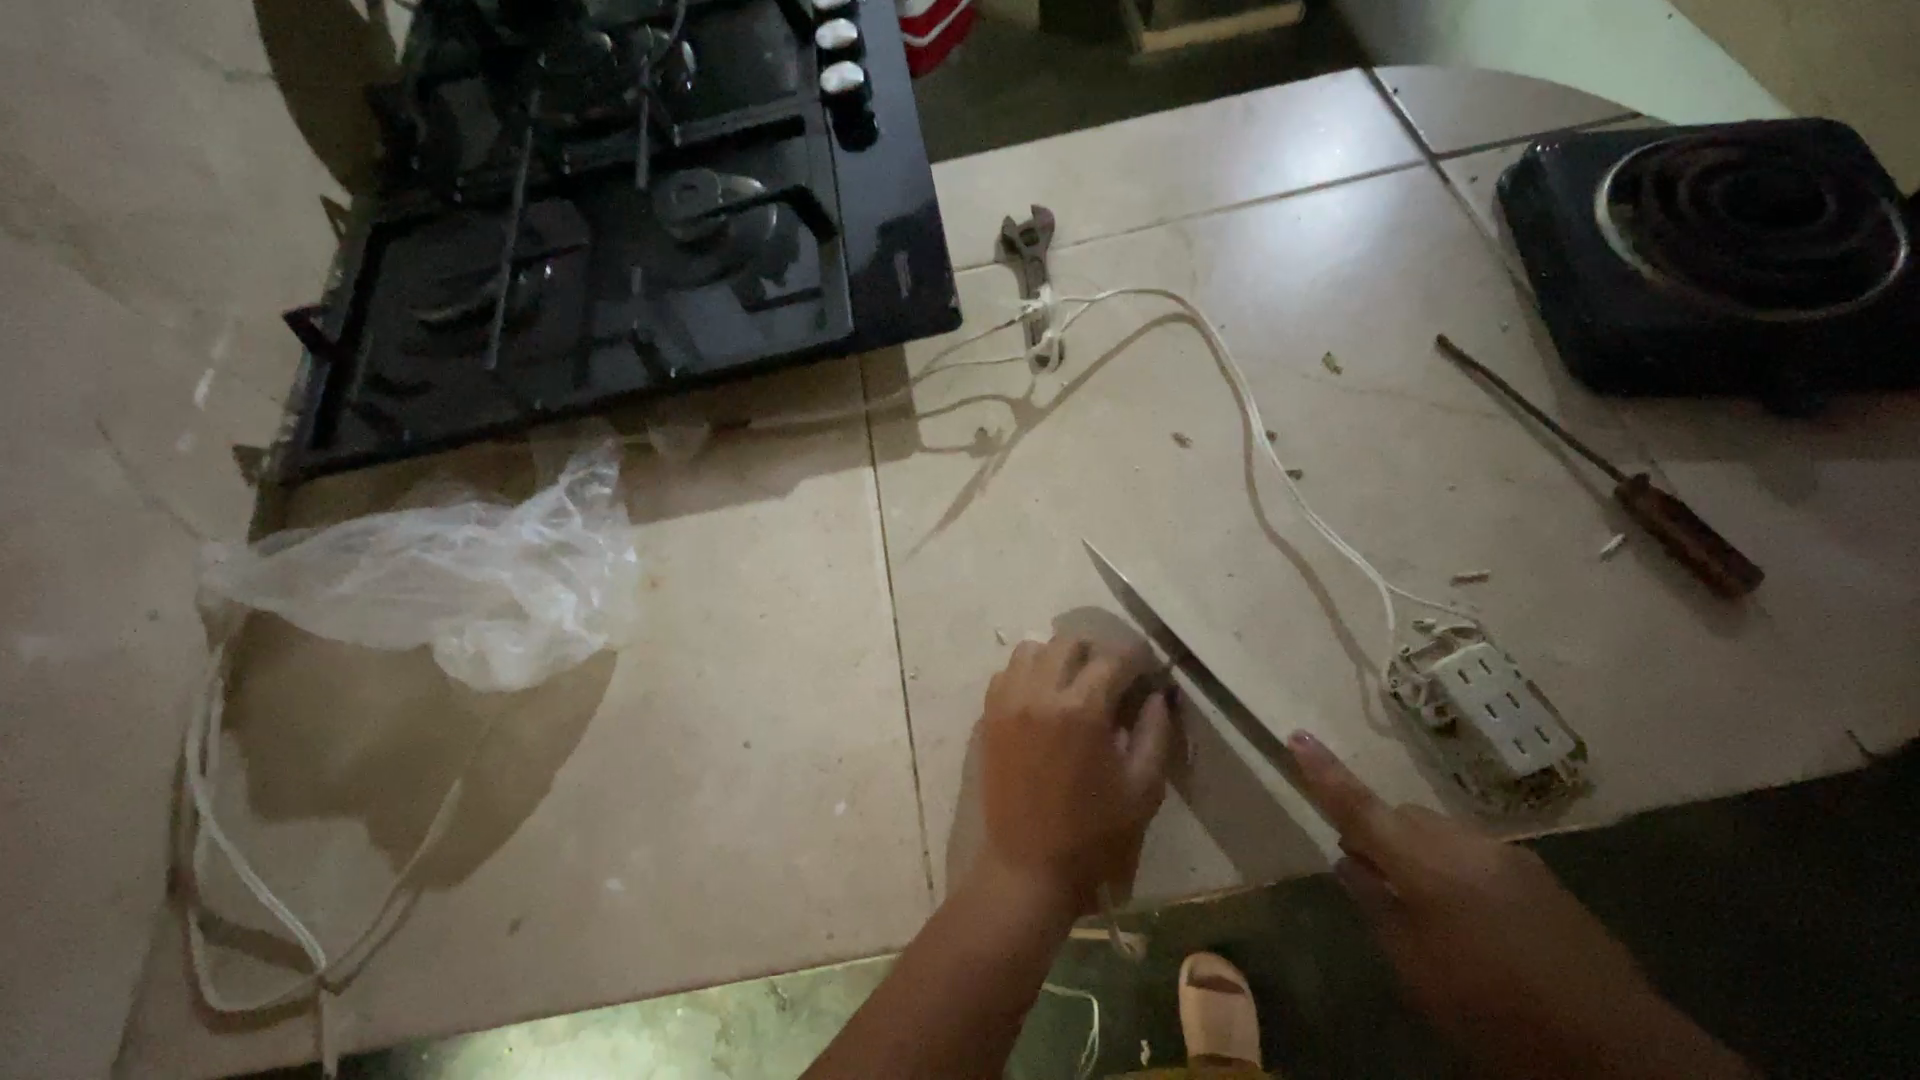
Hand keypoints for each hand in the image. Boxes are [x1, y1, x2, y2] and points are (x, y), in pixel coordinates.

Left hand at [976, 636, 1176, 913]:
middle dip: (1097, 652)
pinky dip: (1027, 675)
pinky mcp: (987, 717)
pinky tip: (1043, 700)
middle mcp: (1040, 693)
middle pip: (1069, 642)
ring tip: (1074, 685)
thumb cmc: (1094, 833)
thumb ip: (1156, 732)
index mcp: (1082, 709)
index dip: (1137, 659)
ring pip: (1032, 650)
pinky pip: (1007, 674)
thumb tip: (1159, 694)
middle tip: (1112, 679)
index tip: (1148, 671)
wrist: (1029, 866)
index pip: (1114, 657)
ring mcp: (1007, 703)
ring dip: (1057, 658)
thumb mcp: (1143, 787)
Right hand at [1286, 731, 1753, 1079]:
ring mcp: (1509, 857)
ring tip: (1421, 908)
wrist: (1615, 1047)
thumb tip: (1348, 863)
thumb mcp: (1416, 968)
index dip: (1326, 774)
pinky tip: (1471, 921)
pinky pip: (1476, 855)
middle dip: (1379, 835)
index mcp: (1427, 866)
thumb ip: (1376, 905)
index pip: (1361, 809)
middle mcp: (1466, 845)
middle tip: (1366, 876)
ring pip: (1440, 834)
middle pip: (1403, 817)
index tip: (1298, 736)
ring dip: (1418, 854)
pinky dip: (1455, 870)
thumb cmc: (1493, 1010)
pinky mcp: (1541, 877)